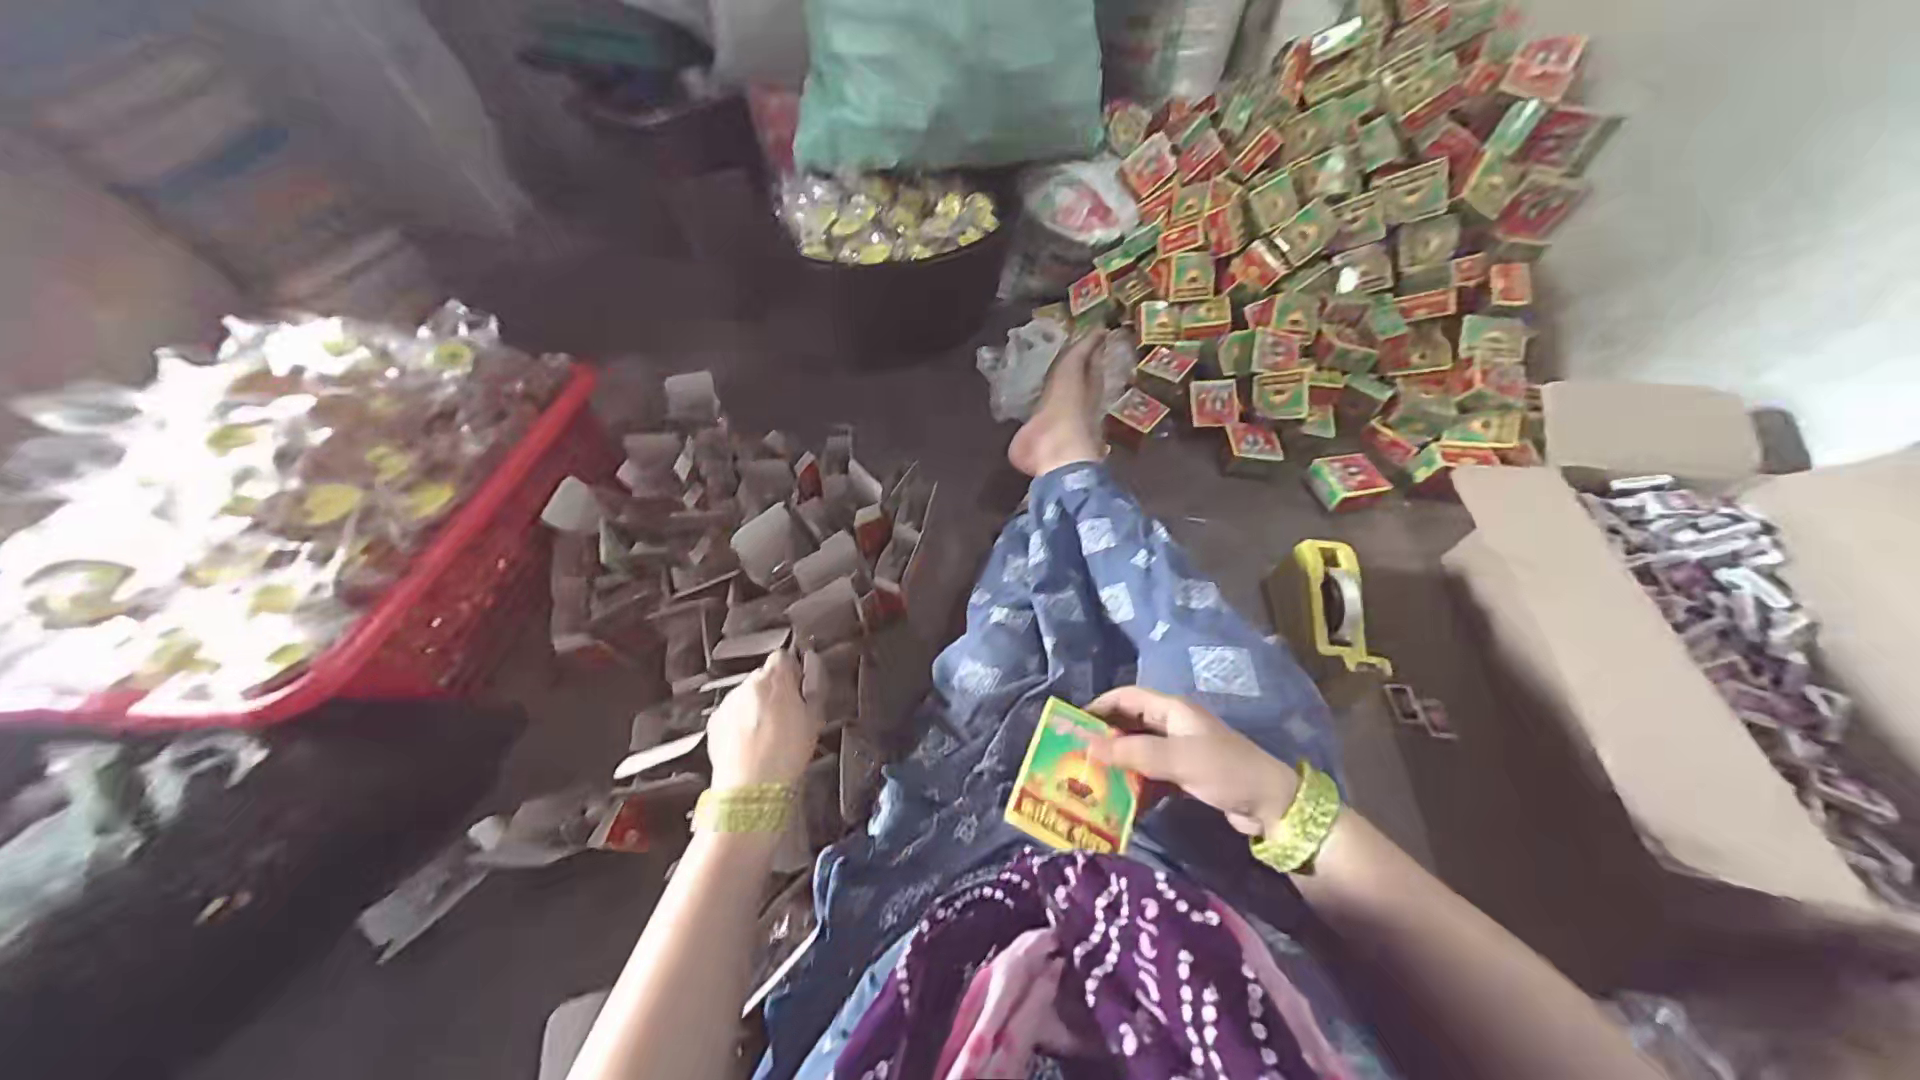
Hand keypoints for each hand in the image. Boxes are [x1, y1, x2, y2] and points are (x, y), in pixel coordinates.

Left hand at [705, 650, 820, 789]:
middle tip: (789, 717)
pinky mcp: (716, 722)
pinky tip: (754, 743)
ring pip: (748, 696)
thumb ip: (815, 684)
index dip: (794, 671)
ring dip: (758, 707)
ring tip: (771, 735)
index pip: (784, 656)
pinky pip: (733, 714)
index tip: (800, 687)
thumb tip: (812, 665)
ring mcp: (729, 703)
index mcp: (775, 678)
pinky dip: (742, 723)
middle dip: (776, 691)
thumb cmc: (785, 756)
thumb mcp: (815, 718)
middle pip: (765, 677)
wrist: (751, 787)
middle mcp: (748, 685)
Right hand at [1086, 686, 1299, 835]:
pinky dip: (1134, 781)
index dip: (1099, 706)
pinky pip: (1150, 772)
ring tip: (1090, 777)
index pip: (1126, 697)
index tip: (1072, 724)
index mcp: (1172, 709)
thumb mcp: (1176, 759)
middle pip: (1129, 723)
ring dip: (1117, 762)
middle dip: (1103, 736)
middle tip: (1076, 754)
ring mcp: (1179, 750)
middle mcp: (1173, 725)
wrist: (1272, 806)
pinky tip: (1119, 798)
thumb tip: (1087, 746)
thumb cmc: (1225, 770)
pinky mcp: (1184, 774)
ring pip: (1137, 750)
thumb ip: (1132, 753)